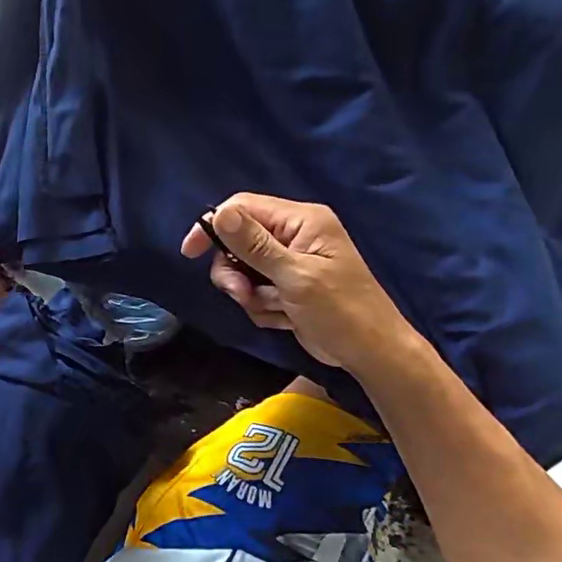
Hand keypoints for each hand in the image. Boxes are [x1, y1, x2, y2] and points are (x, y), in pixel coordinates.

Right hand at [181, 194, 426, 373]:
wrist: (370, 353)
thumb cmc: (341, 311)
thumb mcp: (295, 277)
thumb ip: (255, 245)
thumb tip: (219, 214)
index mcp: (301, 220)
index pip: (243, 208)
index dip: (213, 226)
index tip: (190, 253)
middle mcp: (294, 234)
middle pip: (238, 241)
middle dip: (234, 271)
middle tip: (242, 294)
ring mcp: (291, 262)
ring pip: (243, 270)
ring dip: (249, 294)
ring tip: (272, 309)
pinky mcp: (287, 286)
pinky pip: (256, 290)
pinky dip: (263, 307)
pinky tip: (284, 319)